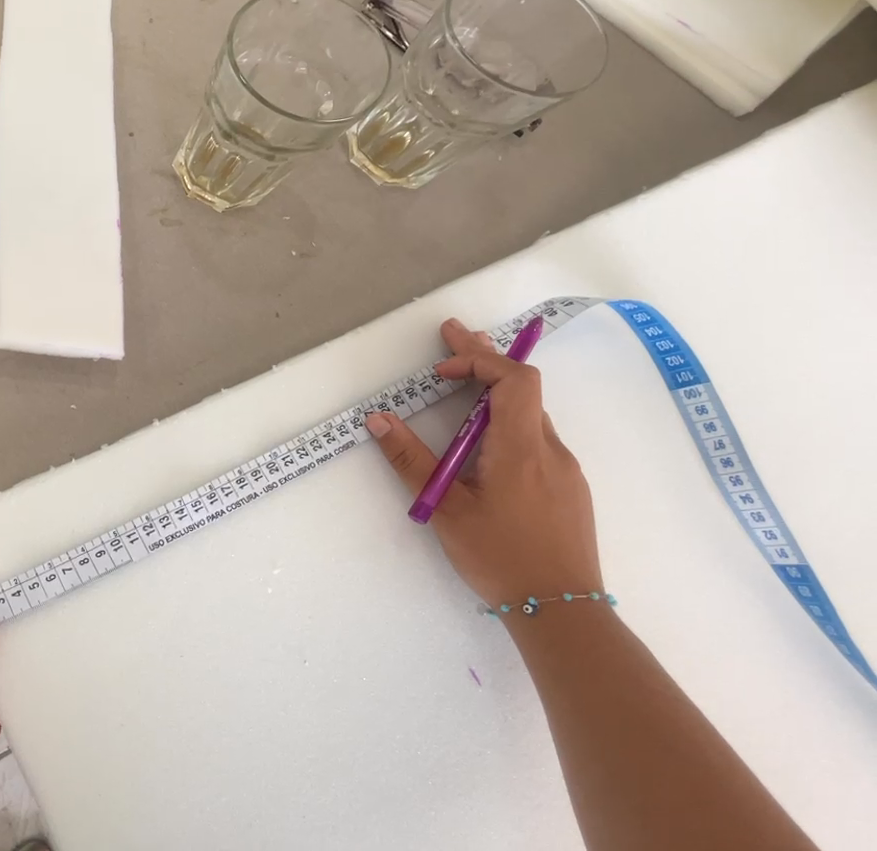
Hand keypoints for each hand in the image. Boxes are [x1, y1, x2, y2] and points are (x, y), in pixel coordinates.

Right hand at [364, 318, 601, 606]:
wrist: (564, 611)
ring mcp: (564, 470)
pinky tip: (482, 435)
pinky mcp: (566, 488)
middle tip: (452, 334)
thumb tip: (378, 419)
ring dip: (495, 389)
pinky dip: (506, 417)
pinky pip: (534, 437)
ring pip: (529, 414)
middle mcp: (551, 451)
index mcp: (522, 449)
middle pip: (523, 389)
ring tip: (463, 376)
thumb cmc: (500, 556)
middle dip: (484, 359)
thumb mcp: (445, 507)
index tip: (441, 365)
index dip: (479, 362)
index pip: (514, 381)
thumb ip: (411, 460)